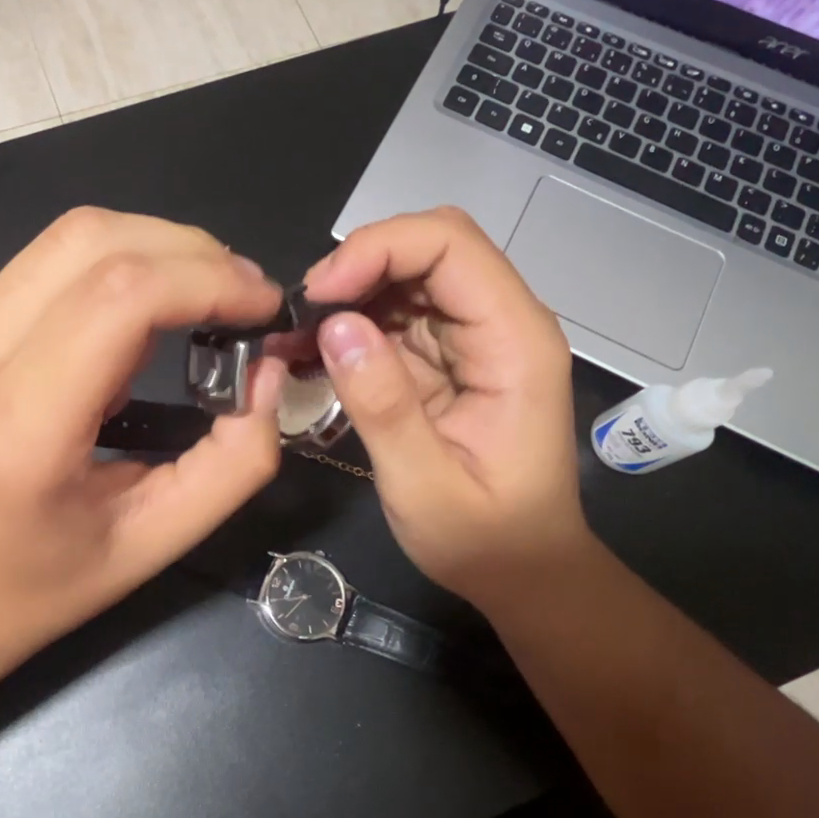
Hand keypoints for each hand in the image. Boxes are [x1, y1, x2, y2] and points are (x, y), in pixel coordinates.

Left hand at [0, 207, 285, 666]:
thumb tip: (270, 367)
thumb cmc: (52, 582)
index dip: (205, 278)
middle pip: (88, 242)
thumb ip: (234, 462)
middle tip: (243, 296)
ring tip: (201, 303)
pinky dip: (113, 273)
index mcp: (16, 433)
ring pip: (65, 239)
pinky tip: (137, 324)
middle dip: (188, 250)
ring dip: (153, 251)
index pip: (117, 298)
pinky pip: (45, 267)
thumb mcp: (160, 541)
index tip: (263, 305)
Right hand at [302, 207, 593, 606]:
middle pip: (430, 247)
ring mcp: (476, 337)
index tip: (319, 297)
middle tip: (303, 317)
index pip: (450, 246)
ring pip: (409, 274)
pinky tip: (314, 353)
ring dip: (350, 293)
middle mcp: (502, 323)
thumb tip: (334, 326)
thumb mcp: (424, 487)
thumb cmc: (484, 540)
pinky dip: (354, 323)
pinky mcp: (449, 356)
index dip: (378, 249)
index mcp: (515, 343)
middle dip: (359, 266)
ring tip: (296, 338)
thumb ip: (383, 405)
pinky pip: (398, 314)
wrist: (522, 571)